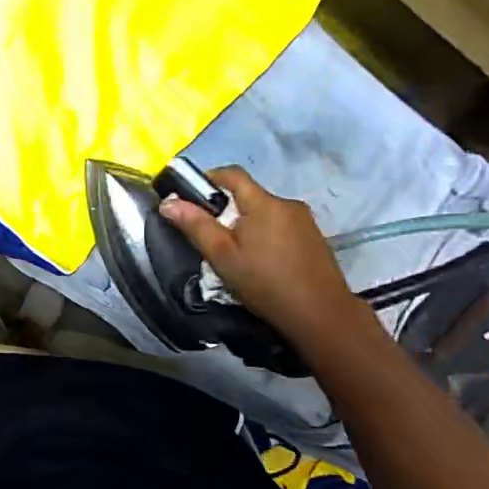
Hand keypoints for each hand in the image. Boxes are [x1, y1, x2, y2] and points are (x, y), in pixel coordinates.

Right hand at [157, 166, 368, 344]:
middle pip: (249, 196)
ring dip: (246, 225)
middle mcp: (287, 204)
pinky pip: (281, 227)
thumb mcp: (222, 256)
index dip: (207, 179)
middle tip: (210, 238)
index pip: (232, 174)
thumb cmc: (265, 283)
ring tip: (235, 255)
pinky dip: (264, 236)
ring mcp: (305, 221)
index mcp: (264, 203)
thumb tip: (168, 202)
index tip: (189, 198)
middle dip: (226, 210)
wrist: (320, 314)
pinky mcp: (314, 239)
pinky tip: (261, 263)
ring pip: (265, 213)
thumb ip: (196, 226)